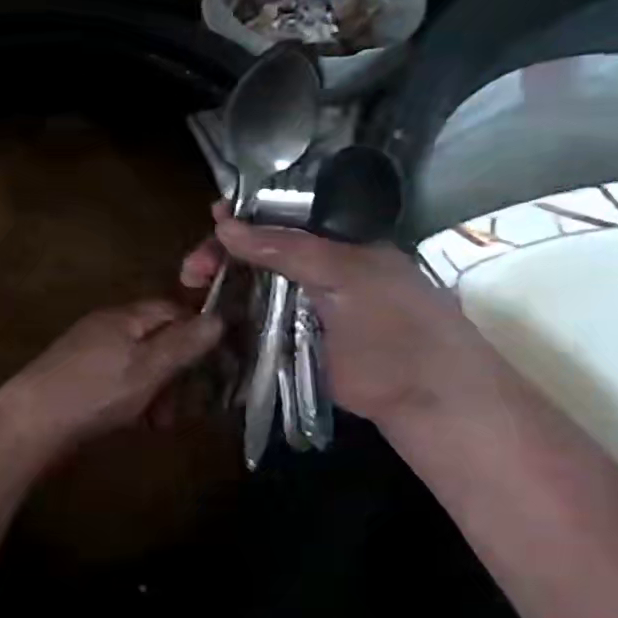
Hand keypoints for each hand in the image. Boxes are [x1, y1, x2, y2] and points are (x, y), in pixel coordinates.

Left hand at [0, 300, 222, 455]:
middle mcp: (106, 327)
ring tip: (161, 421)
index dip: (199, 332)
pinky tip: (138, 423)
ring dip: (159, 392)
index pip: (171, 310)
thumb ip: (182, 344)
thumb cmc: (95, 391)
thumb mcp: (147, 368)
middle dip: (179, 372)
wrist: (33, 420)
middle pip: (158, 340)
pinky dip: (136, 399)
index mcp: (123, 317)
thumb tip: (219, 317)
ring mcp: (91, 351)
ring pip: (141, 365)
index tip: (221, 363)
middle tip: (190, 405)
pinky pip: (120, 381)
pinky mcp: (81, 377)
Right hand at [180, 204, 490, 424]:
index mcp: (340, 245)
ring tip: (192, 287)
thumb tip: (223, 224)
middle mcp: (317, 270)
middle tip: (194, 268)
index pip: (284, 217)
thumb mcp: (347, 275)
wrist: (425, 403)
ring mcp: (301, 306)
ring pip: (248, 282)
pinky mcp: (288, 339)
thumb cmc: (397, 327)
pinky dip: (224, 311)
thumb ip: (286, 247)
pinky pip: (249, 317)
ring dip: (218, 280)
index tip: (213, 215)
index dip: (247, 213)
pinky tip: (201, 311)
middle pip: (256, 249)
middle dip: (221, 251)